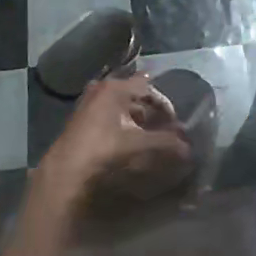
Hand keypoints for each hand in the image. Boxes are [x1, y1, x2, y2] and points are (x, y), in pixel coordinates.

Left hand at [35, 74, 191, 207]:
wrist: (67, 168)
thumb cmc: (104, 148)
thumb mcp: (139, 144)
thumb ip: (166, 142)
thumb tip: (188, 149)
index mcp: (115, 88)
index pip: (149, 87)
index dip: (165, 104)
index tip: (174, 123)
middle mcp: (101, 88)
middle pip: (134, 95)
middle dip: (151, 111)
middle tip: (164, 128)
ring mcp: (89, 101)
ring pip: (121, 105)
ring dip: (137, 118)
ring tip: (148, 135)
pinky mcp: (82, 117)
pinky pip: (109, 113)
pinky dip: (123, 122)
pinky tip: (129, 138)